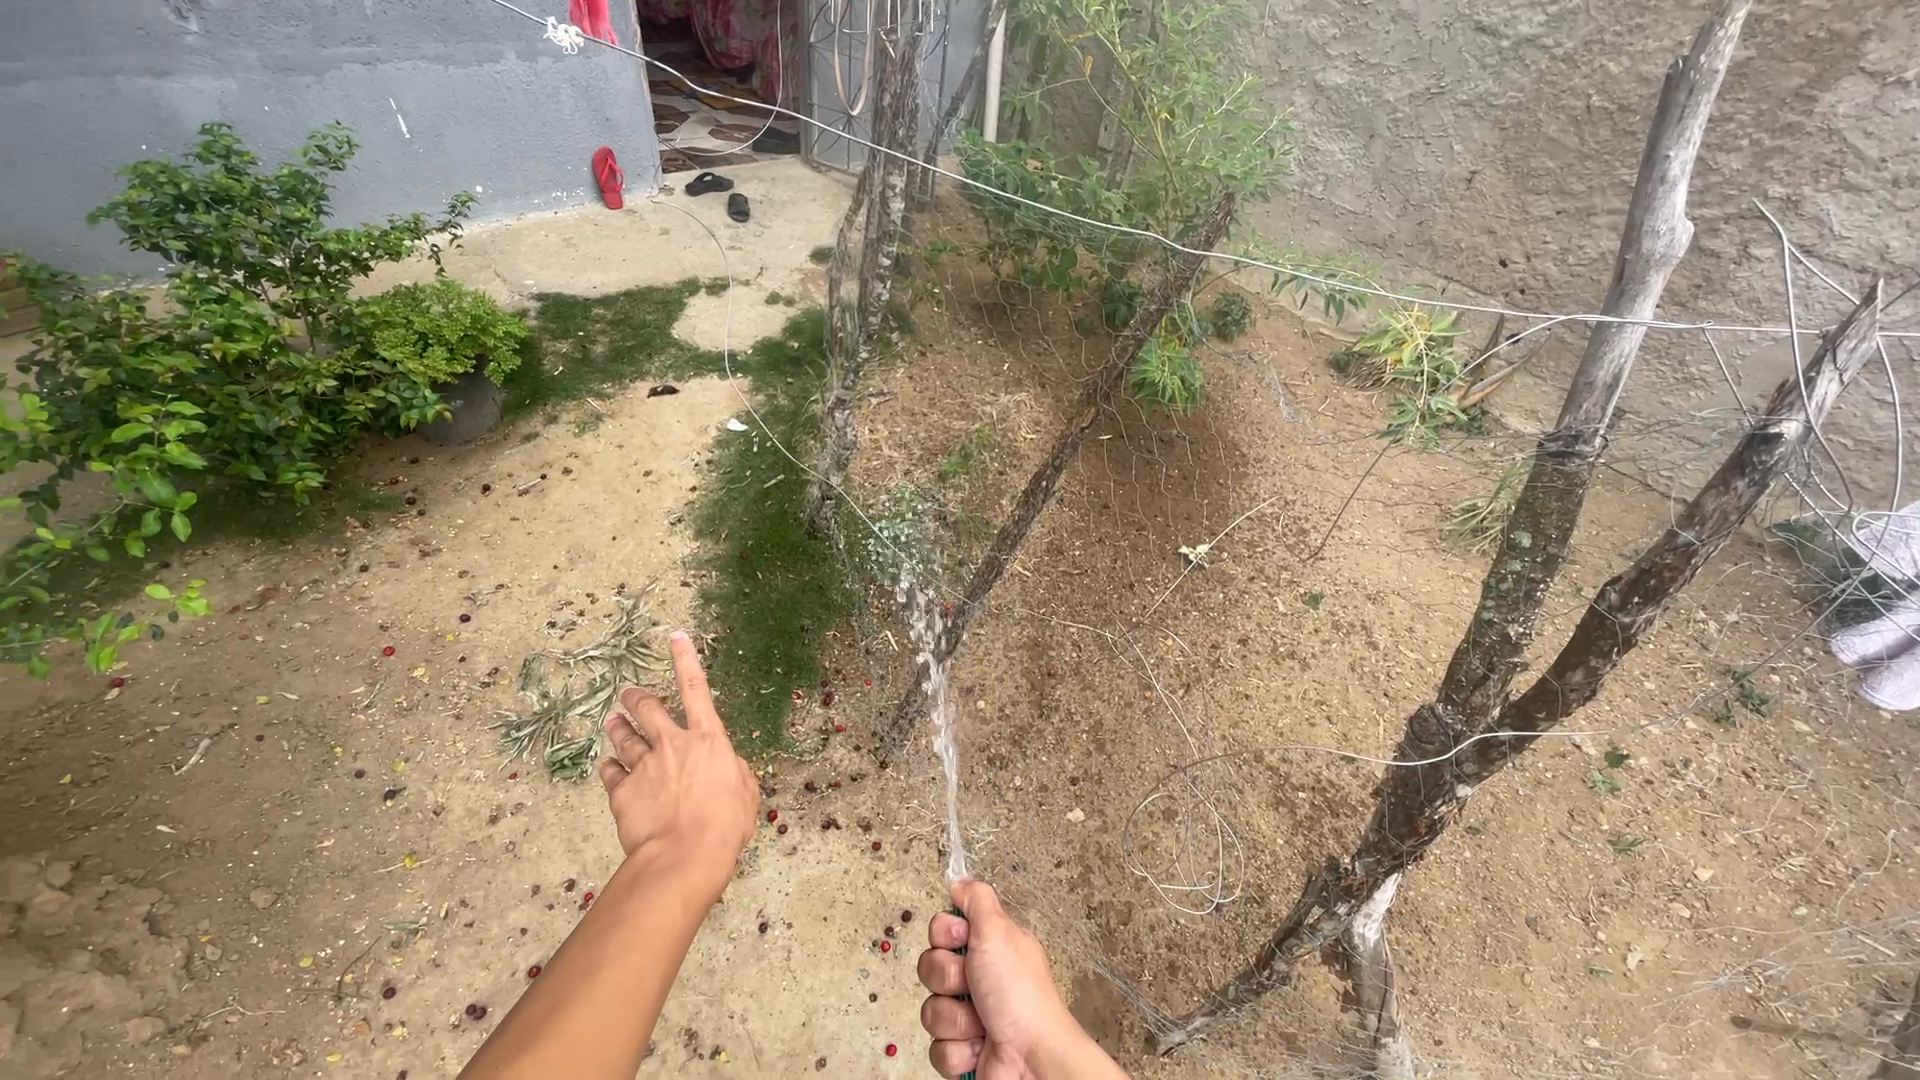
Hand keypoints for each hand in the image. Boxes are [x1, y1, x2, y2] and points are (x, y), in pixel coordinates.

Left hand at [597, 631, 758, 901]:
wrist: (684, 855)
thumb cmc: (725, 825)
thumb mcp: (746, 793)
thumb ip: (735, 771)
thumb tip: (726, 766)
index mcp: (709, 739)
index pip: (696, 688)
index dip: (685, 659)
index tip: (675, 635)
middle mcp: (673, 744)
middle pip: (648, 707)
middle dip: (636, 696)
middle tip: (629, 692)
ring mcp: (644, 766)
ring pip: (624, 736)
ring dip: (618, 726)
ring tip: (612, 721)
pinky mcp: (621, 791)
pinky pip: (610, 772)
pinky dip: (609, 766)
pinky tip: (607, 766)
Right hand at [919, 881, 1123, 1079]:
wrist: (1031, 1059)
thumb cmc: (1021, 996)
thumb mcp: (999, 932)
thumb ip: (977, 899)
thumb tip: (960, 880)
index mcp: (987, 945)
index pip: (941, 929)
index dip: (945, 935)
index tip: (962, 940)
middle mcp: (977, 977)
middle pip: (930, 966)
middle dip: (949, 979)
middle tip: (973, 984)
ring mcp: (968, 1015)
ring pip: (930, 1009)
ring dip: (956, 1019)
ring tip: (982, 1024)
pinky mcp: (961, 1050)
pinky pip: (936, 1046)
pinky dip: (958, 1049)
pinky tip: (980, 1048)